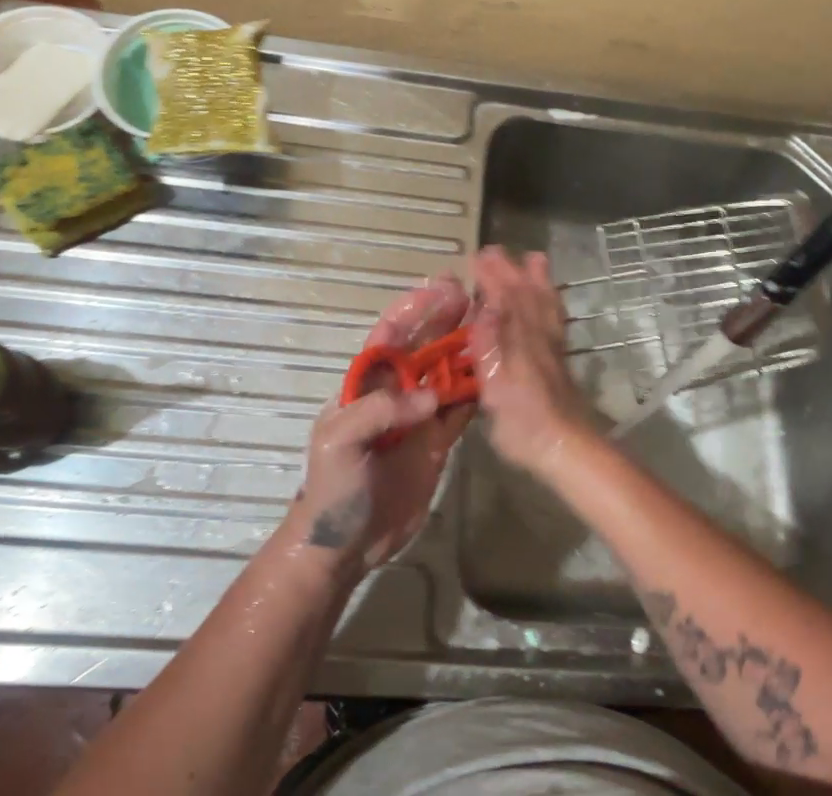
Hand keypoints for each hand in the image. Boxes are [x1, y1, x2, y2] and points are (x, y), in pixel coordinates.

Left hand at [286, 275, 474, 574]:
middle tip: (480, 298)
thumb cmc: (332, 488)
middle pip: (425, 349)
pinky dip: (477, 394)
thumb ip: (379, 411)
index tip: (445, 287)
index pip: (391, 336)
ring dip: (469, 354)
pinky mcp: (437, 445)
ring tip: (499, 330)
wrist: (345, 544)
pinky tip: (499, 377)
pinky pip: (460, 412)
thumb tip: (429, 397)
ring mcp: (418, 420)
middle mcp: (394, 395)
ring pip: (447, 376)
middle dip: (449, 322)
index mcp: (365, 385)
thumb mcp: (340, 442)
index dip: (416, 310)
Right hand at [469, 246, 600, 476]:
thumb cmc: (524, 426)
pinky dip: (552, 305)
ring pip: (545, 306)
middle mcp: (537, 340)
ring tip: (534, 260)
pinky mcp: (560, 363)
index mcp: (518, 344)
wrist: (566, 449)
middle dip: (510, 272)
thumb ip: (490, 350)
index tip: (478, 257)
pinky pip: (556, 322)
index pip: (504, 300)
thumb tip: (485, 308)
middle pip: (525, 298)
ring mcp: (551, 350)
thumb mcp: (496, 392)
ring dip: (537, 281)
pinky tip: (549, 303)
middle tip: (494, 251)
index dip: (492, 278)